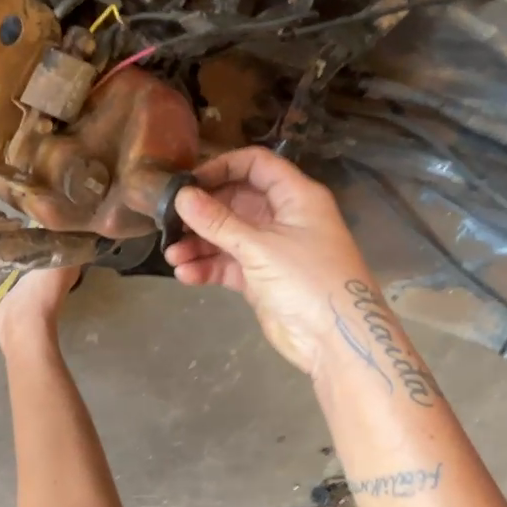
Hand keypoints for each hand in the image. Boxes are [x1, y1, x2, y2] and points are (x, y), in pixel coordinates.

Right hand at [164, 147, 373, 377]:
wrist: (336, 341)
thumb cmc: (307, 280)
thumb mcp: (259, 246)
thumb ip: (217, 221)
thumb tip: (180, 196)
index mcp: (295, 198)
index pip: (256, 165)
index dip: (222, 167)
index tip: (189, 182)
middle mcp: (283, 217)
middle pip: (234, 201)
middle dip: (201, 212)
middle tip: (169, 221)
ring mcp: (271, 248)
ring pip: (226, 234)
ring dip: (198, 244)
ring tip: (173, 256)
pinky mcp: (260, 276)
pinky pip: (227, 263)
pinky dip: (207, 267)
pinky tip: (187, 275)